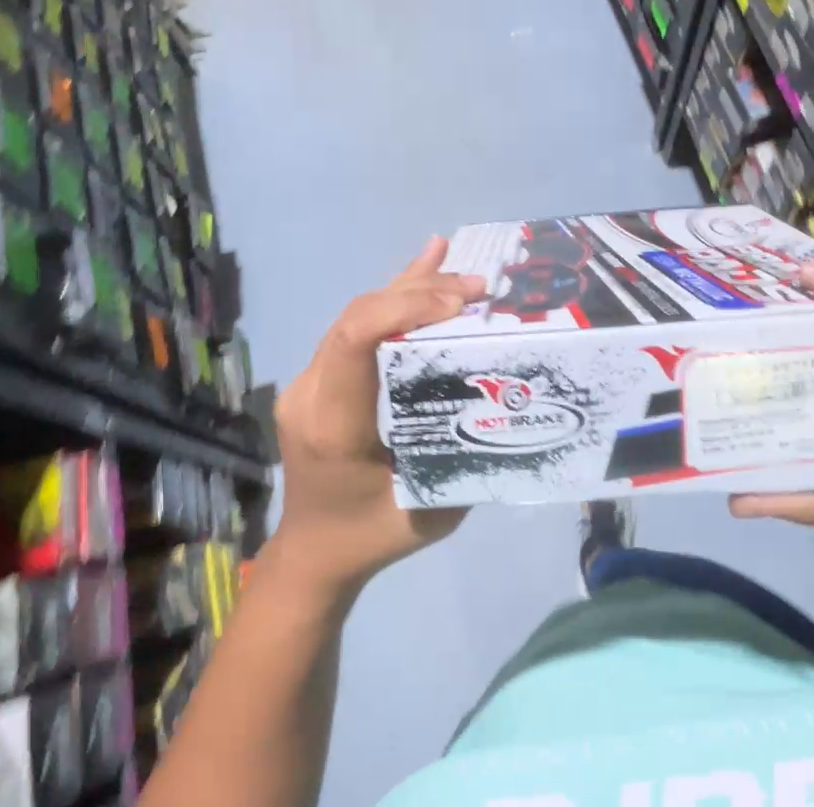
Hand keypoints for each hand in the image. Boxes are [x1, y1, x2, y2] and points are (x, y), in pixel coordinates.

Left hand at [270, 237, 487, 591]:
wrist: (313, 552)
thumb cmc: (370, 536)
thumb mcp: (430, 509)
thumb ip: (462, 456)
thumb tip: (506, 400)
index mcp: (335, 427)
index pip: (354, 343)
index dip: (403, 309)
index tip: (458, 305)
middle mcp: (311, 394)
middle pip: (358, 318)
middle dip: (419, 293)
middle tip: (480, 290)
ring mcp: (307, 383)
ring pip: (356, 316)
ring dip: (410, 291)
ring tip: (463, 274)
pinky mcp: (316, 380)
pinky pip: (354, 331)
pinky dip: (393, 300)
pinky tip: (424, 263)